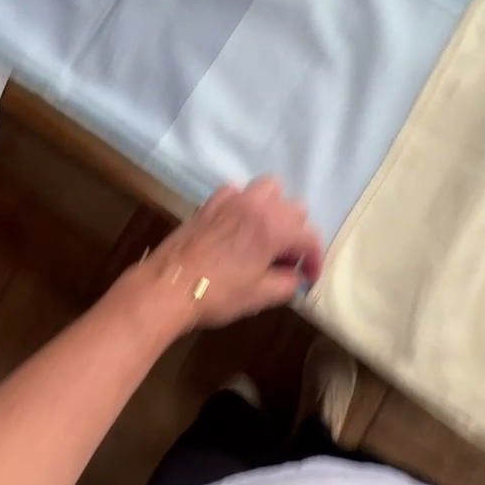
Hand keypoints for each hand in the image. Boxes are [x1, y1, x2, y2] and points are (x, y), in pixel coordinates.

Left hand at [126, 177, 324, 333]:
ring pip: (269, 189)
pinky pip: (238, 190)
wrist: (168, 287)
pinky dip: (245, 202)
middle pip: (293, 208)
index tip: (309, 278)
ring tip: (267, 235)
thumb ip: (287, 284)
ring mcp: (232, 199)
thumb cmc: (217, 294)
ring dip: (275, 209)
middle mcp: (256, 205)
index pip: (309, 236)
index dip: (315, 259)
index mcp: (273, 228)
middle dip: (297, 233)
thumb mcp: (259, 296)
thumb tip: (296, 278)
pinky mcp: (210, 202)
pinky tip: (238, 224)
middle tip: (287, 260)